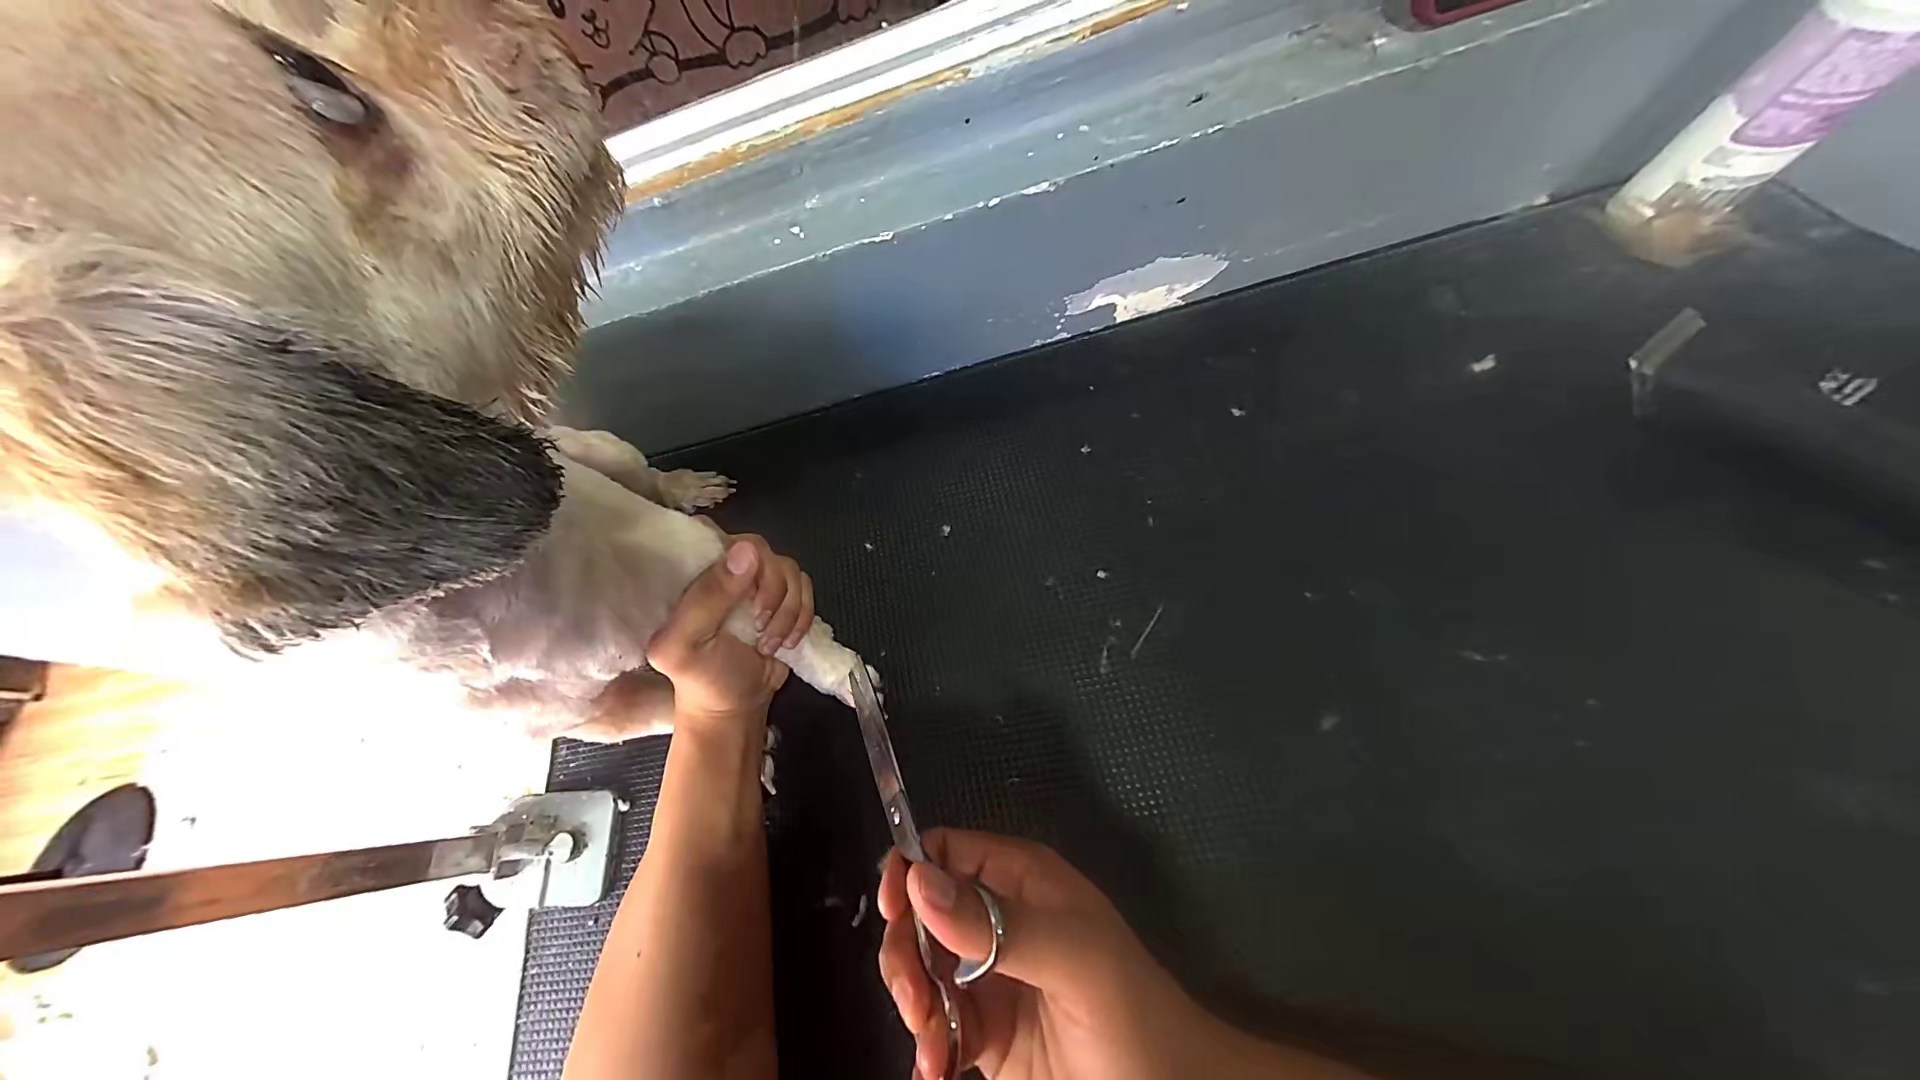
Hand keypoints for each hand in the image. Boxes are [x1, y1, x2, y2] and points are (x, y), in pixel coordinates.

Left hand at [645, 540, 791, 724]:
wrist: (736, 706)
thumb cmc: (703, 679)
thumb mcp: (687, 645)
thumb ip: (707, 598)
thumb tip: (746, 550)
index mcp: (688, 573)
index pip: (710, 533)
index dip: (733, 555)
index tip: (742, 591)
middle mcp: (722, 568)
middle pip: (759, 548)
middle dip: (770, 591)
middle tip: (760, 625)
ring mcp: (755, 580)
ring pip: (787, 567)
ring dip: (787, 610)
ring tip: (770, 643)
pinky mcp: (783, 593)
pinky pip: (805, 585)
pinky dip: (802, 615)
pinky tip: (788, 640)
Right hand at [879, 831, 1375, 1079]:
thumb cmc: (1132, 1016)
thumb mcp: (1074, 961)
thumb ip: (999, 925)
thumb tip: (917, 880)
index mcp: (1019, 879)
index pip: (945, 851)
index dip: (911, 871)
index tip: (891, 912)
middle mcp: (997, 918)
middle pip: (920, 913)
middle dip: (907, 952)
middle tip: (917, 1001)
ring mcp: (988, 974)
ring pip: (920, 968)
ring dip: (913, 1005)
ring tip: (935, 1048)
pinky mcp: (984, 1030)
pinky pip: (934, 1024)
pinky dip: (926, 1046)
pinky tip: (937, 1072)